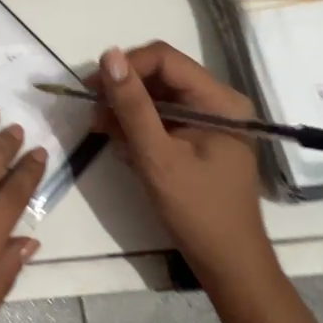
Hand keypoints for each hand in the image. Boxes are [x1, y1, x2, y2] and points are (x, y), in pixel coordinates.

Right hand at [89, 42, 322, 322]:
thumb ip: (132, 106)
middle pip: (159, 74)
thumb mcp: (157, 158)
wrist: (229, 267)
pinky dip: (138, 125)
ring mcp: (209, 118)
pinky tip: (123, 145)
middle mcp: (217, 100)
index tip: (94, 89)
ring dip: (126, 109)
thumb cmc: (198, 212)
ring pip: (156, 94)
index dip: (127, 66)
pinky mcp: (198, 136)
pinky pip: (161, 115)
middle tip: (94, 113)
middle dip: (124, 91)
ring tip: (104, 131)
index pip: (164, 59)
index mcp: (219, 100)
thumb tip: (108, 56)